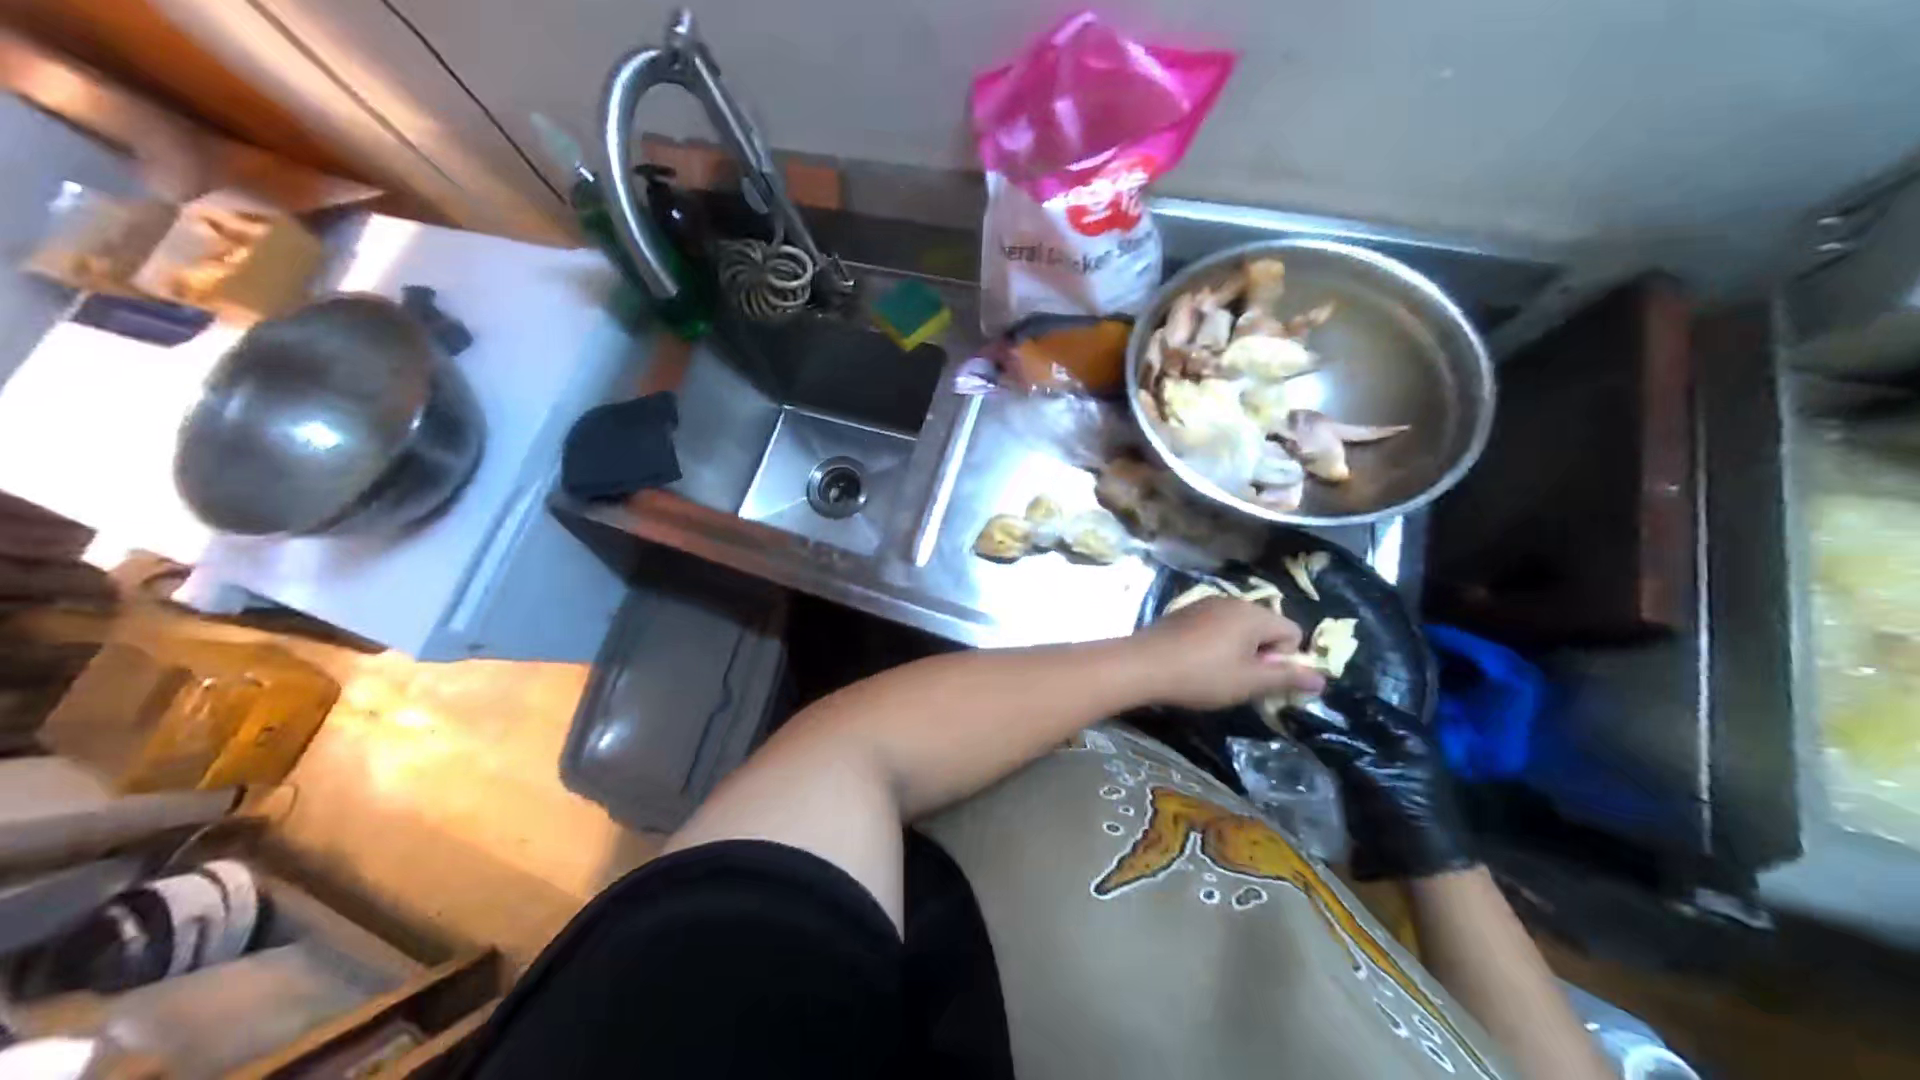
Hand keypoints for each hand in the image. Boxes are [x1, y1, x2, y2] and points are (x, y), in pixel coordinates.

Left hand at [1129, 596, 1325, 710]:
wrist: (1143, 664)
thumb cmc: (1202, 675)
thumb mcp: (1249, 682)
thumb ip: (1286, 678)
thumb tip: (1321, 680)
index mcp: (1253, 613)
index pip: (1292, 632)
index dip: (1283, 659)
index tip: (1257, 677)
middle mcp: (1232, 601)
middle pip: (1265, 627)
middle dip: (1260, 653)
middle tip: (1237, 678)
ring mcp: (1205, 604)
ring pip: (1239, 627)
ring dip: (1237, 650)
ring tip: (1214, 673)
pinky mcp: (1184, 612)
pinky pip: (1214, 626)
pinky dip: (1214, 643)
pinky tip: (1195, 662)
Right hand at [1291, 686, 1476, 880]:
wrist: (1425, 864)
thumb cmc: (1399, 807)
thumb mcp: (1361, 767)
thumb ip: (1326, 738)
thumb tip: (1286, 712)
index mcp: (1403, 728)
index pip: (1356, 697)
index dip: (1324, 692)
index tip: (1290, 688)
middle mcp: (1399, 739)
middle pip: (1350, 716)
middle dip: (1318, 712)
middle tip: (1283, 707)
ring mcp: (1390, 762)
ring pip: (1346, 736)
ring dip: (1319, 734)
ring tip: (1287, 728)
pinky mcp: (1378, 782)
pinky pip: (1346, 756)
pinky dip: (1326, 752)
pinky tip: (1303, 752)